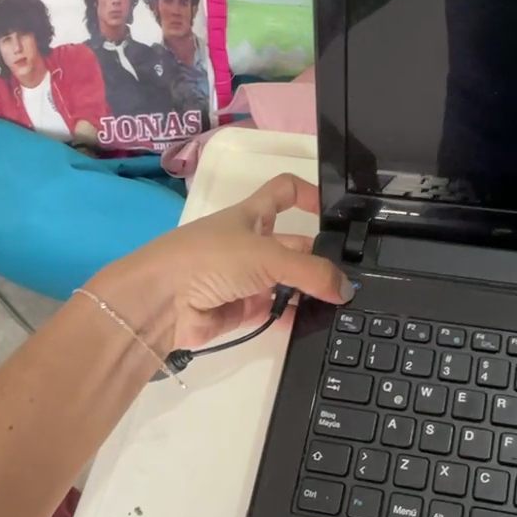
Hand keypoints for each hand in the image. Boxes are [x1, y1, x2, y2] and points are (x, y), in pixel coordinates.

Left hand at [87, 173, 352, 352]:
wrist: (162, 302)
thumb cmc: (210, 259)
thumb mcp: (267, 256)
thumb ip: (312, 272)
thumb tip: (346, 288)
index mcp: (253, 215)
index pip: (285, 192)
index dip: (310, 195)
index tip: (337, 213)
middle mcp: (252, 243)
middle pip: (297, 247)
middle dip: (321, 260)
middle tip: (354, 278)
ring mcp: (248, 278)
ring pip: (290, 283)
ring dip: (312, 292)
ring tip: (346, 306)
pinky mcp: (244, 310)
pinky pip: (278, 312)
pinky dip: (296, 318)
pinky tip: (321, 325)